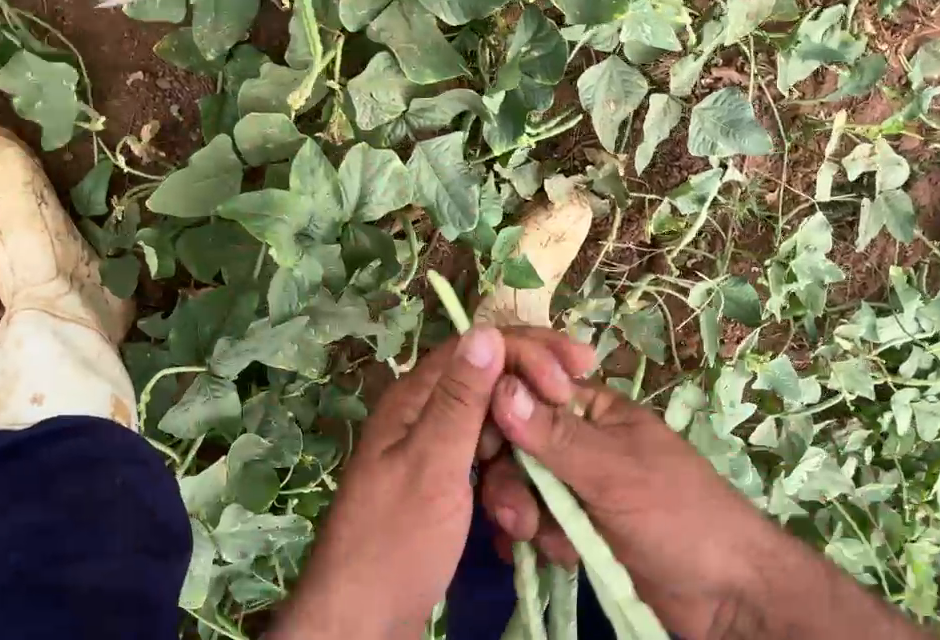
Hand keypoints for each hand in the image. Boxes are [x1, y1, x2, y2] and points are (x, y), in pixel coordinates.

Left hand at [271, 327, 593, 639]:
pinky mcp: (446, 487)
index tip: (577, 367)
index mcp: (415, 398)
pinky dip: (512, 479)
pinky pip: (489, 465)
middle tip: (578, 407)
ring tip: (545, 481)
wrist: (362, 623)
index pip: (477, 348)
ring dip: (524, 449)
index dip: (528, 349)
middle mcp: (424, 415)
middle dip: (533, 397)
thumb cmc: (395, 541)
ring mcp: (435, 452)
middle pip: (490, 386)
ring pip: (494, 429)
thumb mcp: (432, 464)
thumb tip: (486, 330)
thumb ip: (460, 400)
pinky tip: (529, 507)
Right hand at [483, 377, 927, 639]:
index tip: (479, 445)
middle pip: (518, 443)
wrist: (730, 599)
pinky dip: (534, 538)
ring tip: (533, 539)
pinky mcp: (579, 528)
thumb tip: (498, 382)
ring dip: (520, 512)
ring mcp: (579, 486)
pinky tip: (540, 555)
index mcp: (593, 409)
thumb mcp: (612, 471)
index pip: (529, 390)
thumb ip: (553, 434)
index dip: (498, 412)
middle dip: (510, 477)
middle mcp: (580, 441)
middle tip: (515, 515)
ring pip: (522, 485)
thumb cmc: (679, 515)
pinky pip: (537, 521)